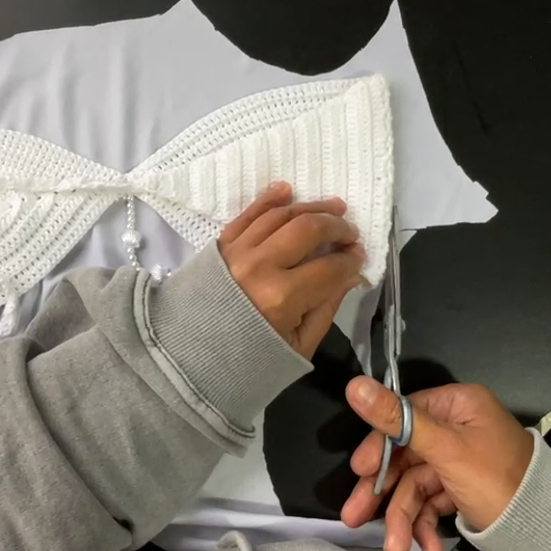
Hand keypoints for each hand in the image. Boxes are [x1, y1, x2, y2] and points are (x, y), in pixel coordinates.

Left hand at [218, 182, 365, 358]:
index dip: (351, 260)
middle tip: (350, 231)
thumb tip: (349, 274)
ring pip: (281, 215)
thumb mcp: (298, 345)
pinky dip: (269, 199)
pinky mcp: (221, 243)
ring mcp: (237, 251)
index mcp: (281, 298)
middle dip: (337, 227)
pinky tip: (288, 191)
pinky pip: (248, 213)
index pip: (330, 268)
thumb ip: (326, 307)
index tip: (359, 256)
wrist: (191, 355)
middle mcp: (260, 267)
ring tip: (333, 208)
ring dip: (311, 207)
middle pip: (308, 230)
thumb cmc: (249, 359)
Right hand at [339, 378, 535, 550]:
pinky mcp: (463, 489)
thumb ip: (397, 420)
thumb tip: (353, 385)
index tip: (360, 473)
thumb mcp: (444, 449)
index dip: (379, 448)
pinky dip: (426, 525)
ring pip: (416, 485)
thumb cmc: (498, 480)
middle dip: (384, 494)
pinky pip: (433, 502)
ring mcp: (460, 461)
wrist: (550, 535)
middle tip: (354, 518)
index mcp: (457, 406)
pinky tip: (428, 550)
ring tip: (396, 549)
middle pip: (406, 456)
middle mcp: (458, 428)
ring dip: (403, 518)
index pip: (404, 418)